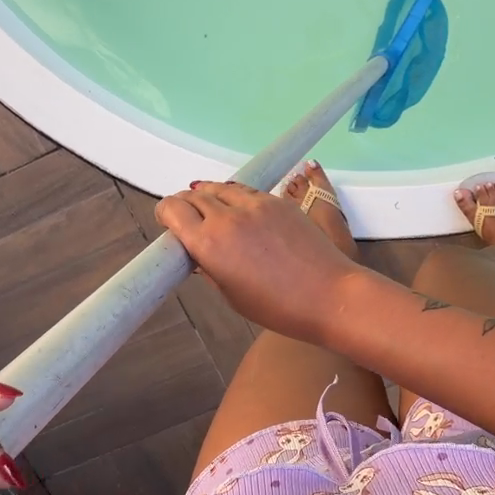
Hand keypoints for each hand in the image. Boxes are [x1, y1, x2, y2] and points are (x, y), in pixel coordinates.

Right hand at [156, 180, 365, 341]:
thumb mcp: (232, 295)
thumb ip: (209, 269)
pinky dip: (235, 197)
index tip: (168, 222)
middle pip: (194, 196)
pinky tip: (238, 209)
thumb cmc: (278, 307)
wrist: (329, 294)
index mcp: (209, 244)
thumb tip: (198, 255)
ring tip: (211, 210)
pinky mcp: (278, 201)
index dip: (166, 213)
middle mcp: (227, 217)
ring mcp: (255, 204)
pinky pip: (246, 191)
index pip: (173, 210)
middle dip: (185, 204)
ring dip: (209, 196)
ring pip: (220, 187)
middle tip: (186, 217)